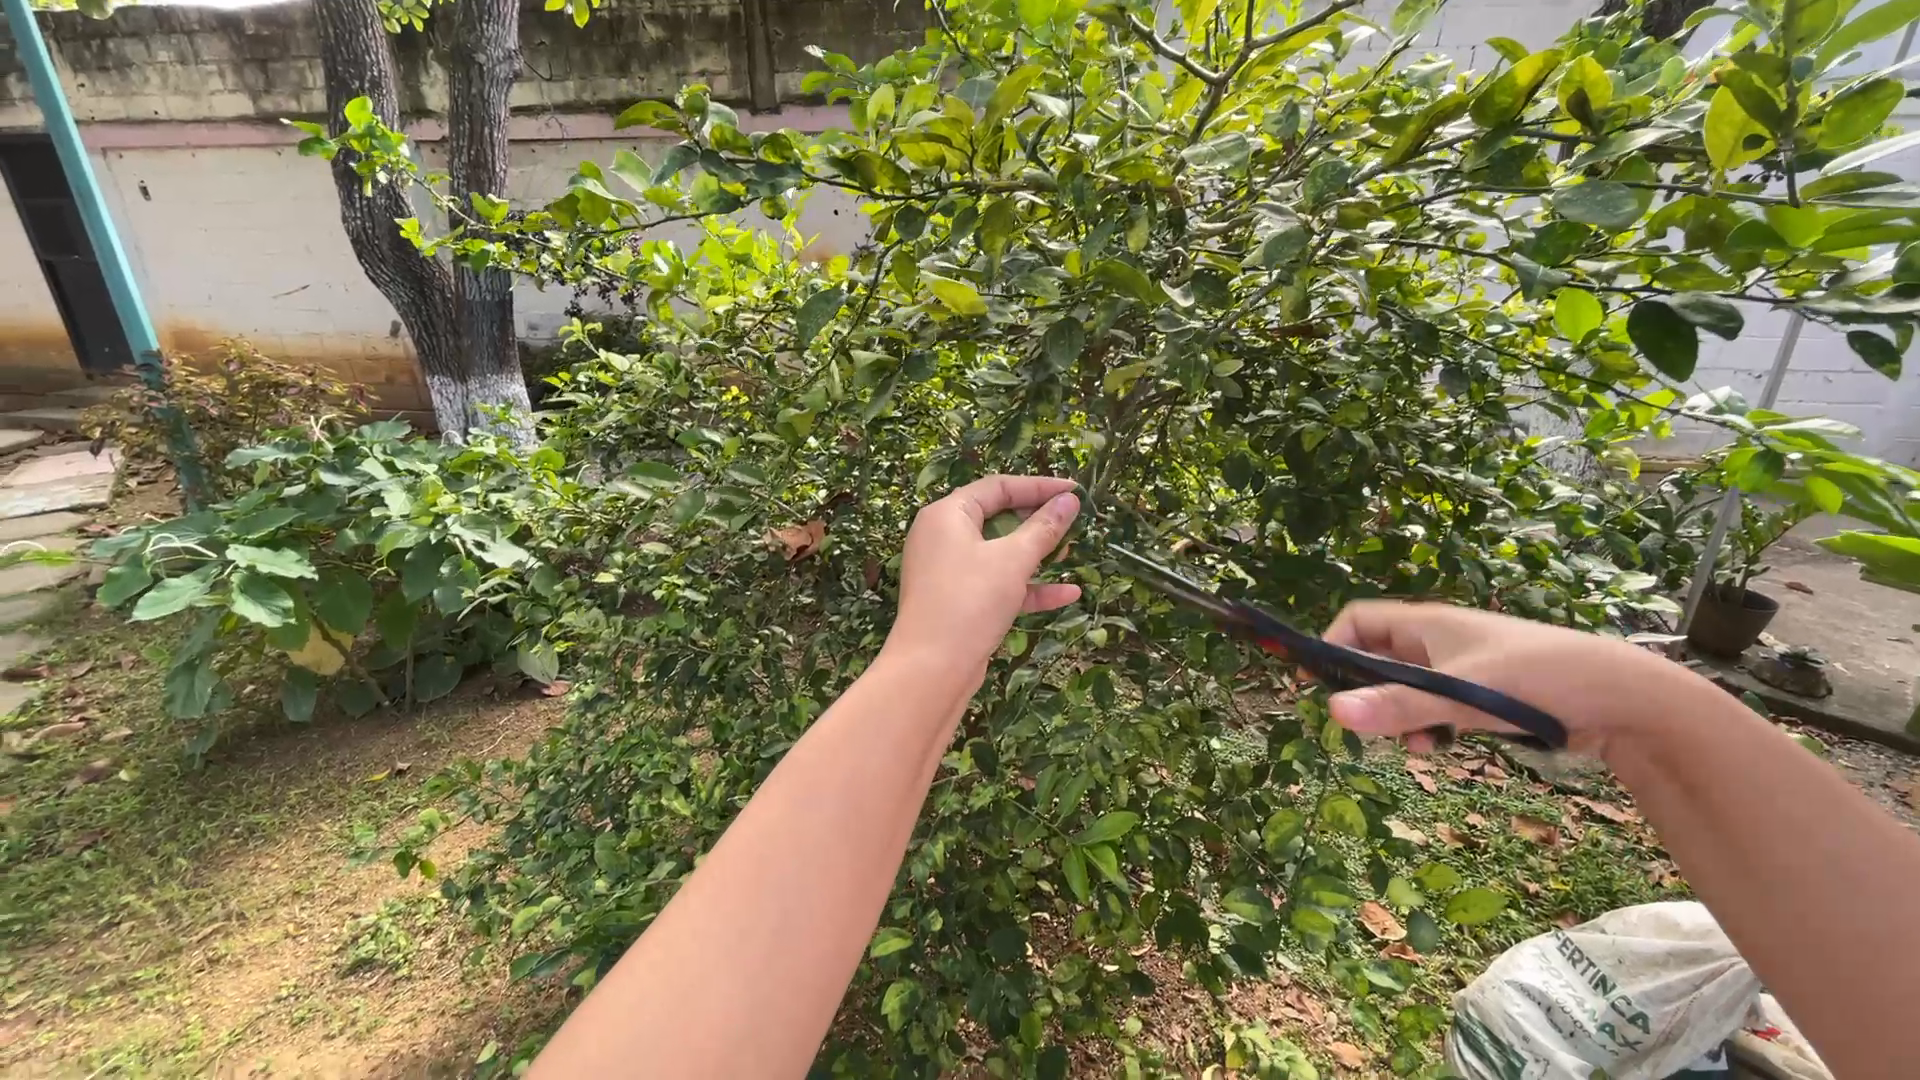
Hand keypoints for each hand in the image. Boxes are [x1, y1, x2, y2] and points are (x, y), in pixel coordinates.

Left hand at [883, 475, 1081, 682]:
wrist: (932, 668)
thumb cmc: (970, 600)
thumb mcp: (1013, 560)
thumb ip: (1043, 528)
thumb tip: (1069, 500)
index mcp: (947, 515)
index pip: (997, 487)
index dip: (1038, 487)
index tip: (1074, 490)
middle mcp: (942, 537)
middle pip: (997, 518)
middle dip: (1037, 522)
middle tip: (1073, 521)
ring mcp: (949, 571)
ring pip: (998, 554)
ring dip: (1035, 555)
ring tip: (1072, 554)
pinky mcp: (958, 601)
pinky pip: (996, 584)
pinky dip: (1027, 587)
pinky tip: (1067, 594)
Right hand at [1322, 601, 1679, 757]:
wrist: (1630, 699)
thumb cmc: (1538, 679)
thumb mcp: (1461, 695)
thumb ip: (1397, 706)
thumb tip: (1331, 713)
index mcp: (1426, 624)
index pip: (1356, 620)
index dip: (1332, 645)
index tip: (1322, 684)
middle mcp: (1439, 640)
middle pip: (1377, 657)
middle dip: (1366, 691)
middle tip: (1366, 723)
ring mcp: (1464, 666)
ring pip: (1407, 686)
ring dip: (1398, 714)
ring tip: (1412, 745)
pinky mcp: (1487, 693)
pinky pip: (1437, 703)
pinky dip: (1430, 724)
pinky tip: (1442, 747)